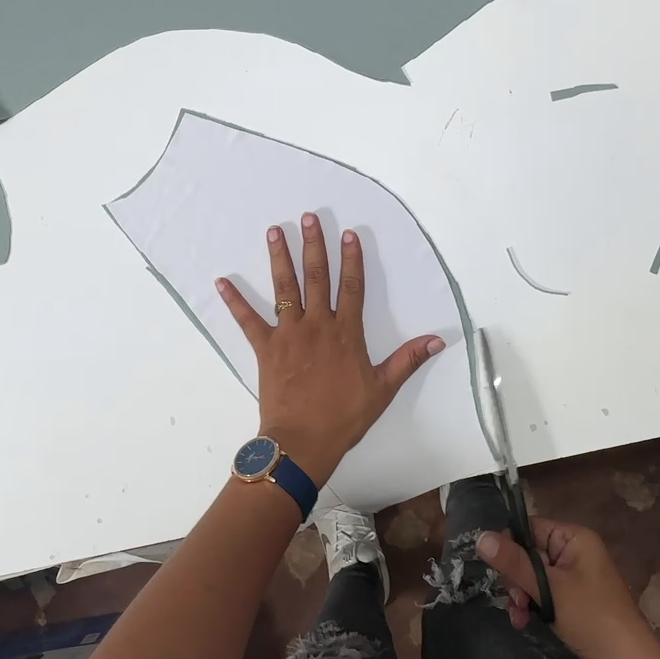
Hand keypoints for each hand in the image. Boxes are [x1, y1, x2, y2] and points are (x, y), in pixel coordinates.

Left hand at [216, 213, 444, 485]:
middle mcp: (317, 325)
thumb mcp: (382, 388)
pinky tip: (221, 281)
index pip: (352, 287)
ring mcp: (288, 333)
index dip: (352, 259)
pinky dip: (234, 300)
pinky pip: (247, 320)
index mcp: (345, 333)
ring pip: (284, 288)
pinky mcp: (265, 347)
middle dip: (314, 245)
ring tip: (275, 230)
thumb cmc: (344, 416)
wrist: (303, 441)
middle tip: (309, 217)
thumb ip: (407, 359)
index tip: (349, 233)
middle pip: (317, 277)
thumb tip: (438, 340)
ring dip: (279, 258)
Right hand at [476, 517, 656, 658]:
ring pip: (532, 577)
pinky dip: (532, 606)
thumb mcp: (550, 590)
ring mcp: (574, 579)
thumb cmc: (594, 620)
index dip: (508, 545)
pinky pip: (543, 594)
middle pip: (528, 553)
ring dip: (521, 595)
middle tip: (514, 599)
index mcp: (575, 539)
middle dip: (515, 578)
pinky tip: (524, 621)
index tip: (494, 568)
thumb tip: (480, 537)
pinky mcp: (573, 602)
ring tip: (519, 615)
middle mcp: (574, 553)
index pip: (529, 528)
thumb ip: (514, 563)